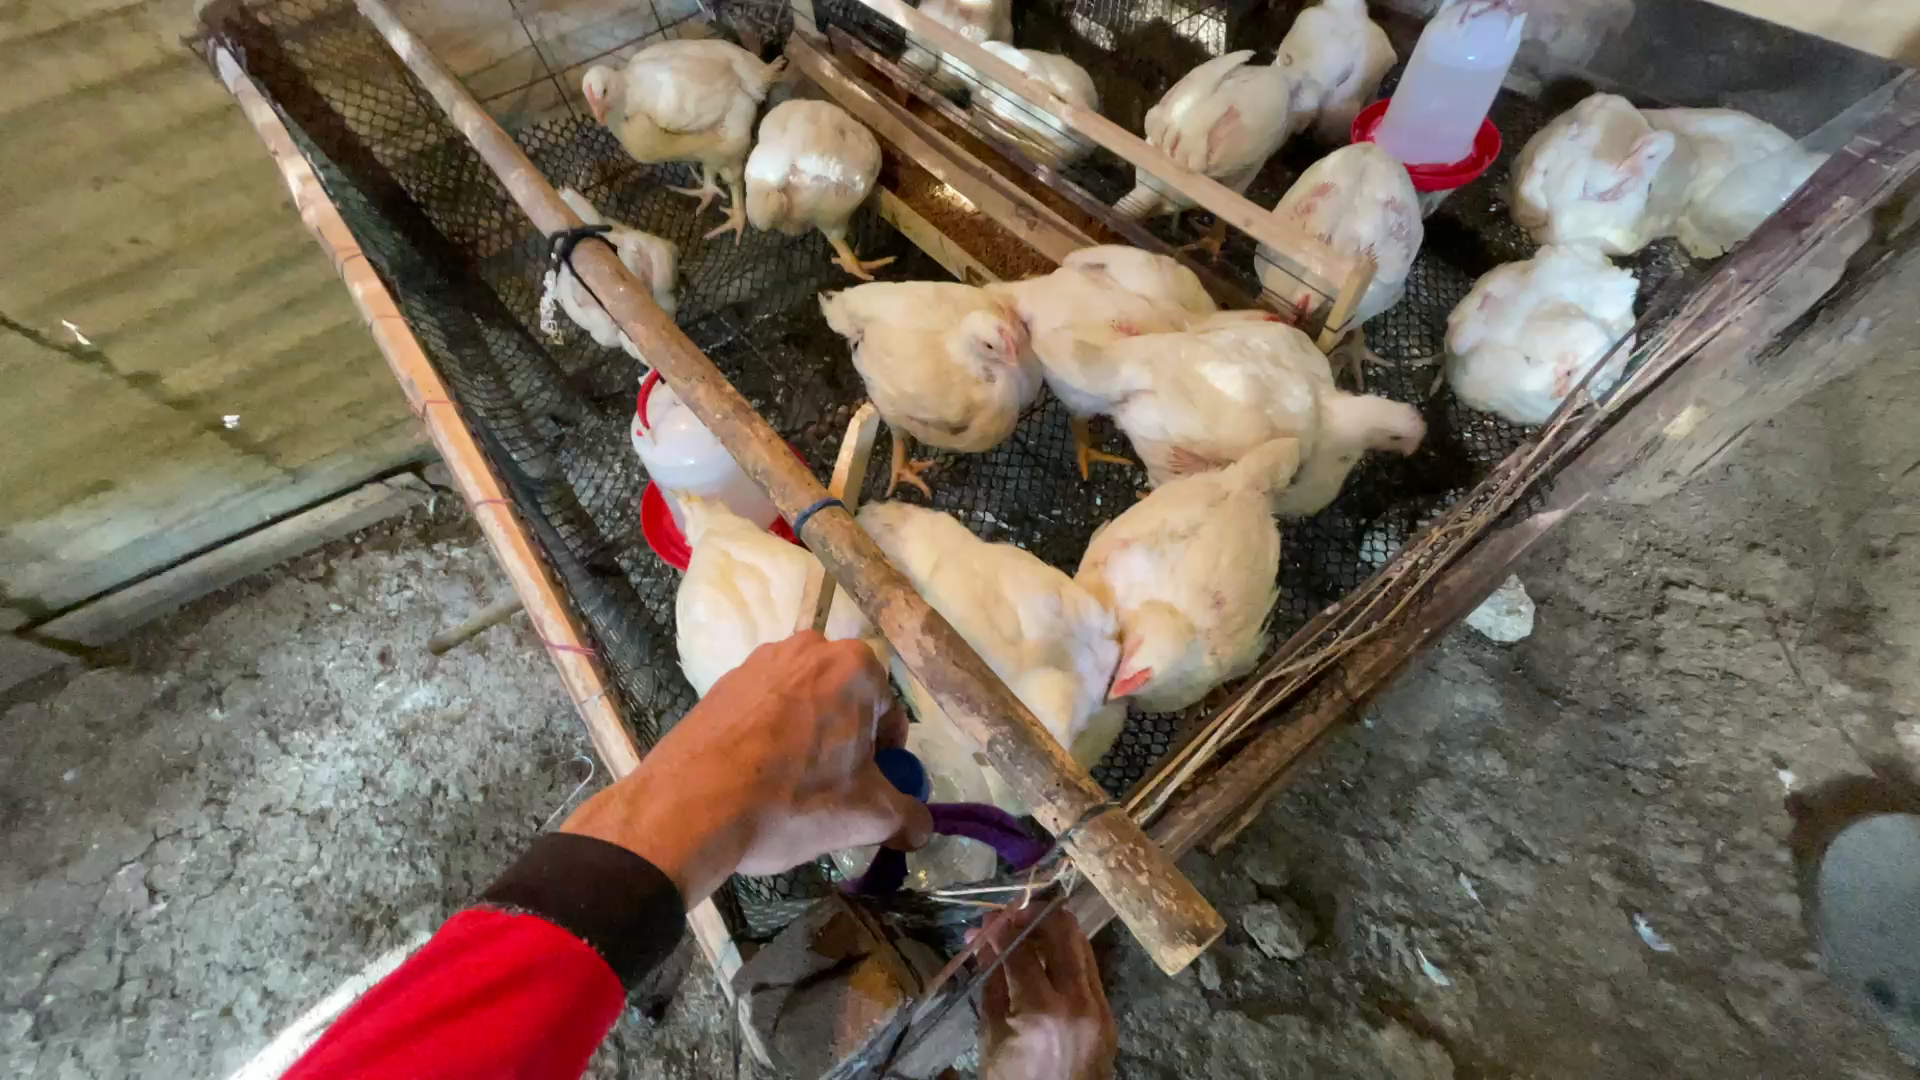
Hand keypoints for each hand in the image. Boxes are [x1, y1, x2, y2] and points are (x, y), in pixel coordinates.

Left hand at [561, 632, 932, 904]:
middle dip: (846, 742)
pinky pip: (764, 708)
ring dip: (809, 736)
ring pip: (805, 703)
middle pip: (846, 702)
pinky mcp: (722, 681)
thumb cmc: (794, 799)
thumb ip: (909, 816)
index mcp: (856, 665)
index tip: (868, 788)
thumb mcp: (866, 815)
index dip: (885, 757)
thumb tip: (923, 826)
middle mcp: (811, 648)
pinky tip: (755, 775)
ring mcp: (761, 660)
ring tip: (789, 786)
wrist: (689, 807)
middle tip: (831, 789)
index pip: (890, 713)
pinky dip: (769, 735)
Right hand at [975, 905, 1117, 1079]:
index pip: (1019, 950)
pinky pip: (1089, 969)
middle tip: (1013, 915)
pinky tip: (1047, 956)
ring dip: (1053, 930)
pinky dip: (1068, 955)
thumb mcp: (992, 1036)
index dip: (999, 929)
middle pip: (1062, 931)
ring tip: (1028, 931)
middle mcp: (1077, 1002)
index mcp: (1041, 1012)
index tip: (986, 920)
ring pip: (1081, 944)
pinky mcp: (1109, 1014)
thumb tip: (980, 937)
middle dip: (1034, 915)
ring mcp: (1100, 1008)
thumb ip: (990, 980)